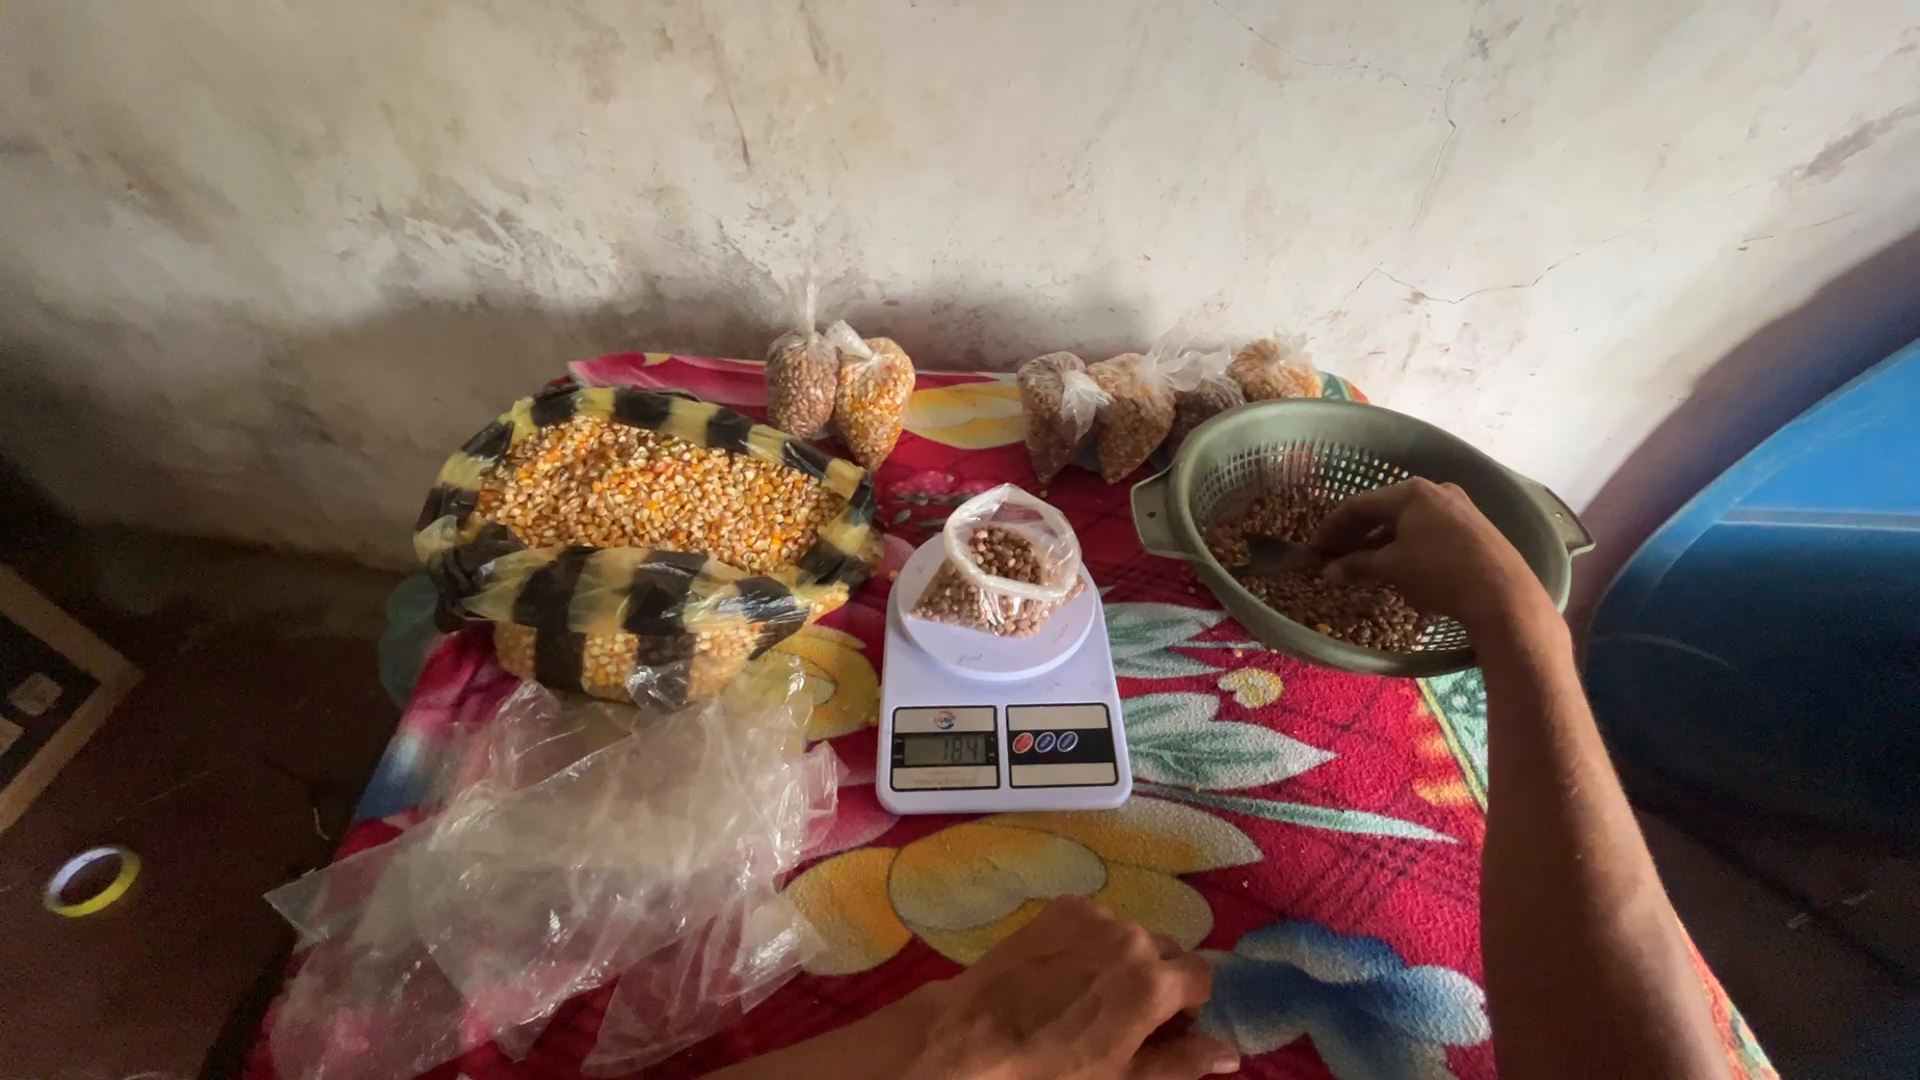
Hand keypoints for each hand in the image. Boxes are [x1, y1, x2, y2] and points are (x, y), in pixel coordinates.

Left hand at [900, 896, 1238, 1079]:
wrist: (983, 1030)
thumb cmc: (1057, 1066)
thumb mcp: (1125, 1075)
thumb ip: (1182, 1061)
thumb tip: (1230, 1053)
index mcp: (1154, 981)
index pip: (1202, 975)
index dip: (1190, 1003)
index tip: (1169, 1024)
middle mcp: (1132, 936)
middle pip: (1166, 951)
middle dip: (1158, 978)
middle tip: (1127, 1012)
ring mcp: (1096, 915)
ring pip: (1130, 933)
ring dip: (1123, 956)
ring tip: (1090, 989)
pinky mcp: (1065, 904)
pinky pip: (1096, 919)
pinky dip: (1092, 938)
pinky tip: (1067, 967)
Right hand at [1310, 478, 1547, 631]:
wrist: (1504, 595)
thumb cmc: (1439, 572)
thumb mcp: (1391, 568)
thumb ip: (1356, 565)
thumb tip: (1328, 572)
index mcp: (1411, 493)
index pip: (1358, 505)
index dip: (1332, 528)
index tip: (1315, 548)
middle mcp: (1435, 491)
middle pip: (1382, 510)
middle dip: (1354, 534)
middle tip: (1333, 554)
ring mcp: (1458, 507)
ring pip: (1404, 520)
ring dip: (1377, 540)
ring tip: (1360, 562)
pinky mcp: (1472, 526)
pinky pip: (1425, 528)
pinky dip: (1402, 543)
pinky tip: (1393, 562)